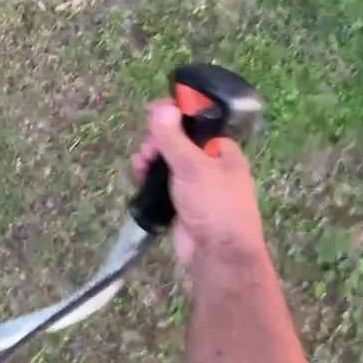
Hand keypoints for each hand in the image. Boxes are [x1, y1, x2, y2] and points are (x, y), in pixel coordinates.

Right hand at [131, 100, 264, 268]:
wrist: (218, 255)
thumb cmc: (214, 205)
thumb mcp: (192, 166)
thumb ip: (173, 136)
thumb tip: (161, 106)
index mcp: (222, 151)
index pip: (196, 121)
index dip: (174, 114)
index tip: (152, 114)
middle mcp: (210, 164)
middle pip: (177, 140)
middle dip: (157, 141)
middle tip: (148, 151)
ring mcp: (196, 184)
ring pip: (166, 160)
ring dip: (150, 159)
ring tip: (141, 167)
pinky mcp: (182, 201)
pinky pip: (162, 180)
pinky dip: (150, 177)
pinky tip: (140, 180)